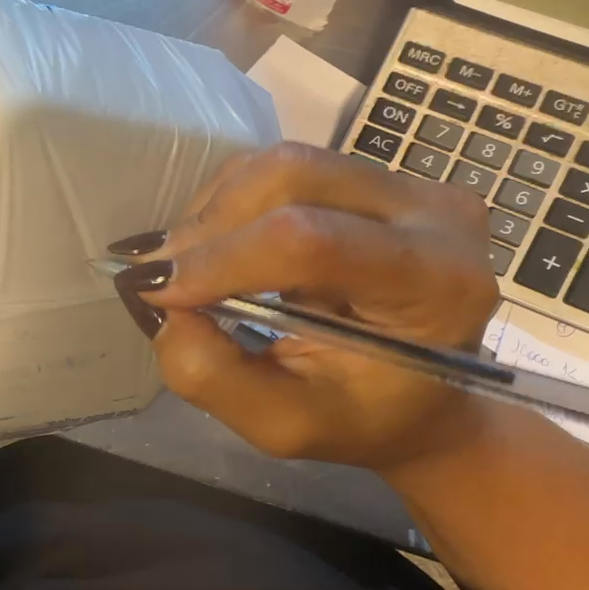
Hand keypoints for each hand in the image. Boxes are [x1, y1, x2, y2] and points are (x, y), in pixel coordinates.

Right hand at [108, 142, 499, 471]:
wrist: (424, 400)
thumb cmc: (362, 418)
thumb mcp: (282, 425)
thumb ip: (212, 374)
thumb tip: (158, 303)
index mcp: (435, 286)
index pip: (309, 240)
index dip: (219, 259)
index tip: (153, 289)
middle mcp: (434, 215)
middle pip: (289, 177)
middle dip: (208, 226)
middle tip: (162, 274)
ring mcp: (407, 184)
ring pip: (276, 164)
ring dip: (211, 212)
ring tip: (190, 265)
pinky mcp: (374, 174)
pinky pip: (277, 166)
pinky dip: (226, 202)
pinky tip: (219, 246)